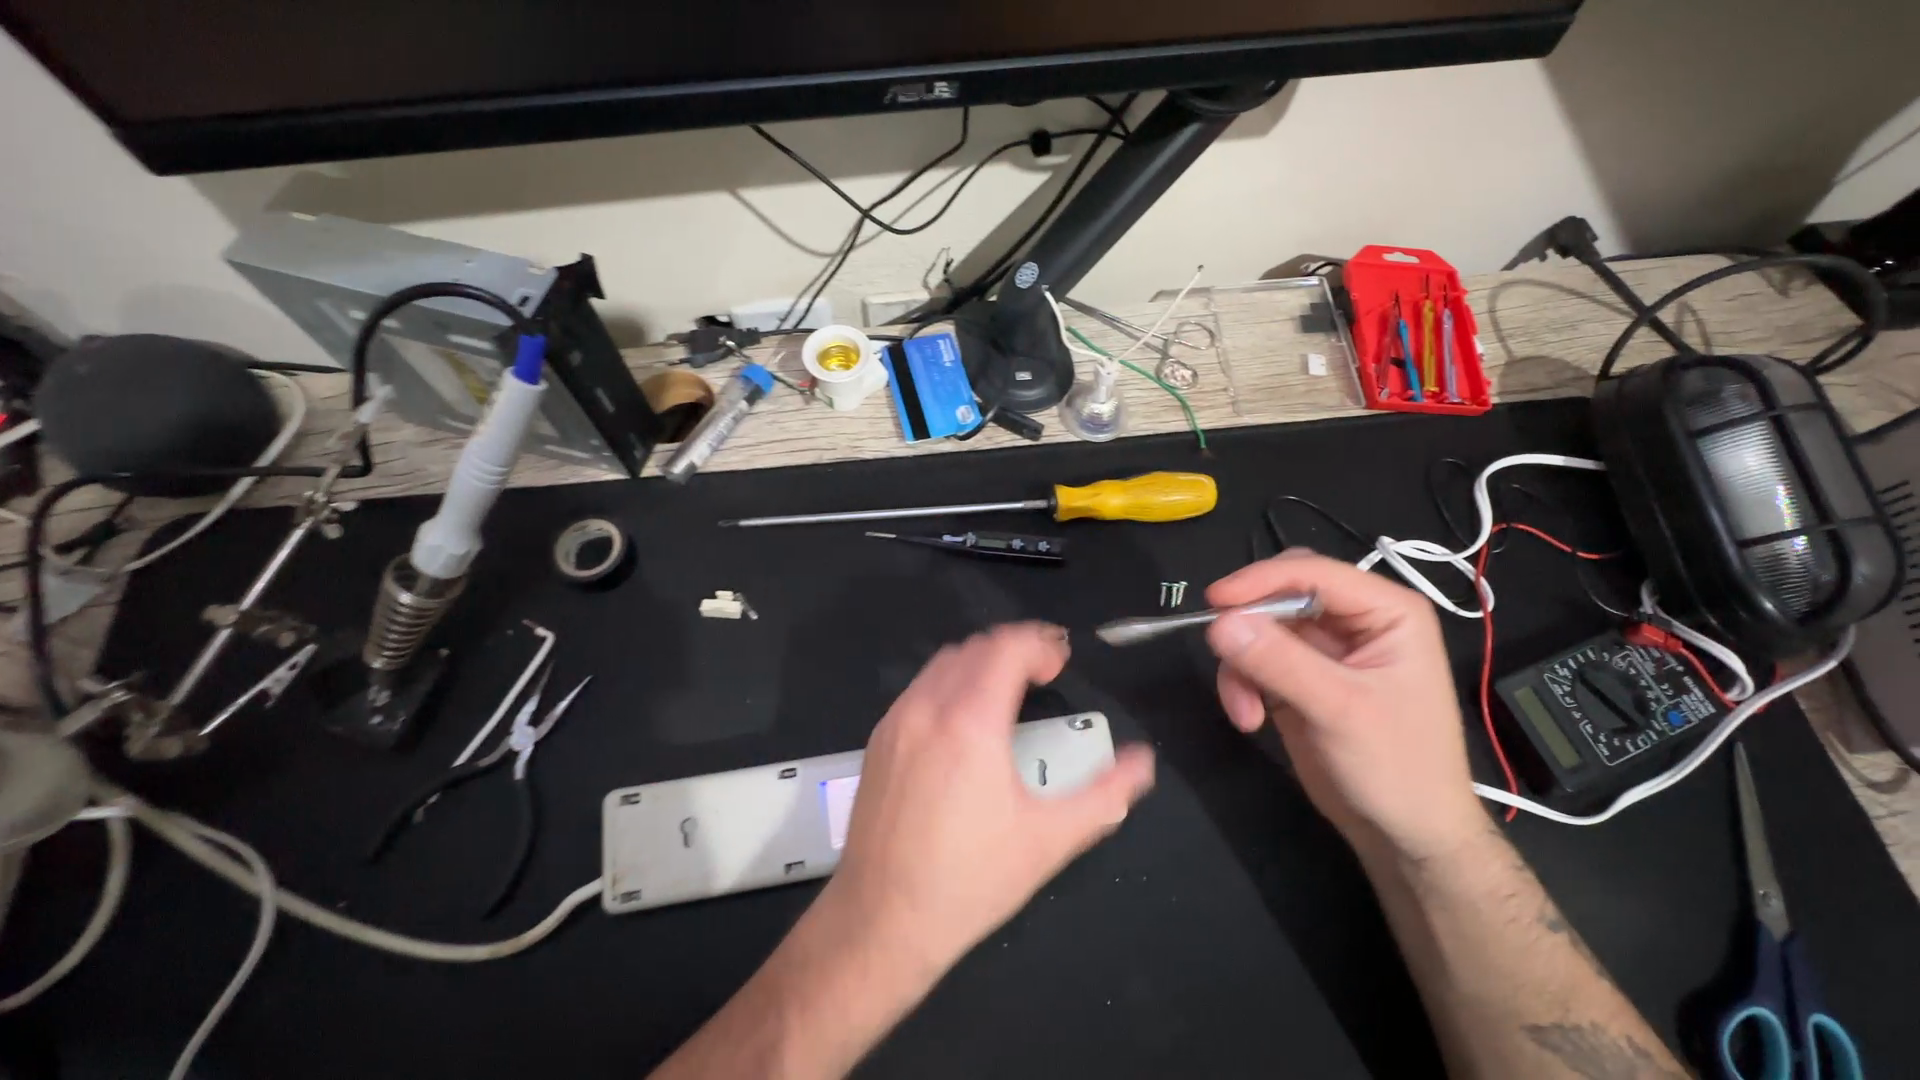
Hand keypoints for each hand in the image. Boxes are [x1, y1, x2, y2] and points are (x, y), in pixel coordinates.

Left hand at [822, 622, 1155, 978]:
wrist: (882, 919)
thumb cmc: (971, 880)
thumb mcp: (1050, 839)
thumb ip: (1106, 794)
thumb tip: (1142, 761)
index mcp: (971, 722)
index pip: (1007, 647)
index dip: (1041, 643)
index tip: (1061, 666)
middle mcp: (927, 709)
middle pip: (976, 647)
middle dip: (1015, 649)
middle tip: (1045, 676)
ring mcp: (895, 723)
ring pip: (942, 663)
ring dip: (980, 663)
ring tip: (1009, 693)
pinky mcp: (876, 742)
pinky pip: (917, 689)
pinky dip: (949, 685)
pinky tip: (965, 724)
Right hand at [1204, 551, 1485, 862]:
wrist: (1405, 835)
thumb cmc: (1398, 767)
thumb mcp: (1340, 710)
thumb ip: (1279, 662)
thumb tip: (1219, 622)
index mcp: (1386, 611)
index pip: (1313, 573)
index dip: (1261, 581)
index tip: (1214, 602)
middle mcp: (1353, 621)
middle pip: (1280, 594)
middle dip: (1248, 625)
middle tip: (1222, 650)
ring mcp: (1323, 651)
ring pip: (1258, 629)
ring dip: (1240, 666)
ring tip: (1243, 711)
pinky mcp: (1297, 679)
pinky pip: (1253, 661)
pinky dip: (1241, 685)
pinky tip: (1250, 719)